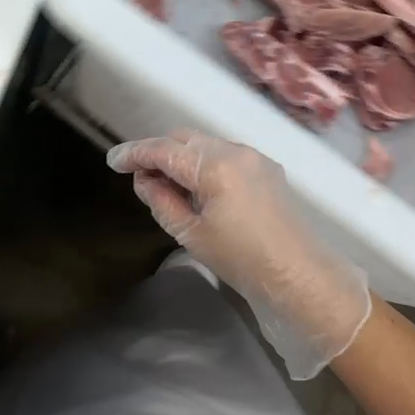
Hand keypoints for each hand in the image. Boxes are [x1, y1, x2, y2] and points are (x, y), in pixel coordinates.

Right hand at [108, 131, 370, 377]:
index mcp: (214, 166)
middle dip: (158, 152)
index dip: (134, 153)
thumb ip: (162, 201)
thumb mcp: (192, 235)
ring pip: (205, 144)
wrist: (302, 276)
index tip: (112, 161)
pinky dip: (204, 163)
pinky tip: (199, 189)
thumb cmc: (243, 260)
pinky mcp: (266, 168)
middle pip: (184, 139)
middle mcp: (234, 151)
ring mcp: (253, 157)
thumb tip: (144, 180)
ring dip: (182, 157)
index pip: (163, 150)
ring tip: (168, 185)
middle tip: (139, 176)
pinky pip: (225, 155)